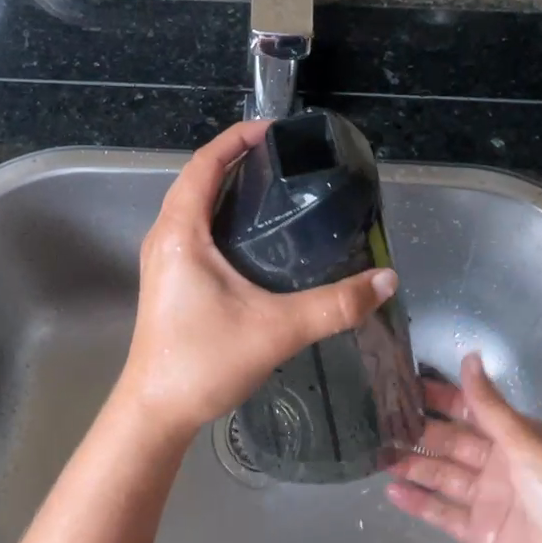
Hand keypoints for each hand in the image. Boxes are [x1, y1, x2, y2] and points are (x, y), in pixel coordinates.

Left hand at [117, 120, 399, 436]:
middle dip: (237, 159)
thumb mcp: (276, 329)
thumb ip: (334, 305)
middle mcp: (165, 235)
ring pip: (193, 204)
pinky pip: (194, 227)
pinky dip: (220, 213)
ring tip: (274, 186)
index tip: (275, 130)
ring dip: (226, 186)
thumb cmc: (203, 362)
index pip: (204, 164)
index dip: (237, 138)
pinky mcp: (168, 277)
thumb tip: (387, 280)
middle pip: (197, 178)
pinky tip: (254, 234)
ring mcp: (163, 258)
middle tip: (285, 158)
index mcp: (180, 232)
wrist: (154, 412)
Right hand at [387, 355, 541, 542]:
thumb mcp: (528, 443)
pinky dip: (419, 502)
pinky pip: (444, 513)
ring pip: (442, 475)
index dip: (438, 396)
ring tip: (375, 453)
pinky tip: (391, 491)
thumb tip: (468, 355)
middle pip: (450, 442)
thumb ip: (490, 405)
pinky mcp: (481, 535)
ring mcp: (489, 500)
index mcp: (515, 436)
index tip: (402, 382)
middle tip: (376, 418)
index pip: (469, 408)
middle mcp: (499, 463)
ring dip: (412, 465)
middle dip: (417, 431)